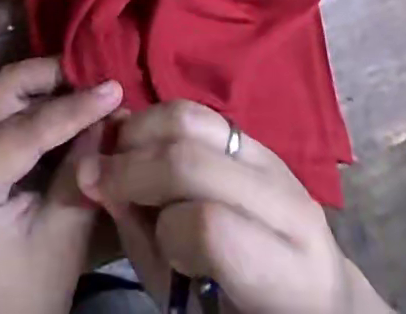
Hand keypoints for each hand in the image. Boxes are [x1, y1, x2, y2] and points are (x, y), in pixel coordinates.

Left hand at [0, 58, 123, 313]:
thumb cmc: (25, 288)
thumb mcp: (63, 234)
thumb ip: (82, 170)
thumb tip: (110, 115)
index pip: (27, 127)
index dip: (74, 105)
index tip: (115, 86)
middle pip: (5, 88)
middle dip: (54, 75)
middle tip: (100, 74)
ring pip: (4, 89)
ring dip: (46, 81)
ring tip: (91, 83)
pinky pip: (4, 105)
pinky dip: (38, 96)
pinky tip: (71, 100)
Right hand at [77, 100, 392, 313]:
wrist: (312, 296)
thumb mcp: (191, 307)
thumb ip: (146, 245)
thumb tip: (96, 182)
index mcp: (286, 273)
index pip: (211, 226)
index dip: (160, 226)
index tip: (123, 223)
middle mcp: (288, 204)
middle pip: (194, 158)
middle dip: (133, 164)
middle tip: (93, 173)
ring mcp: (274, 161)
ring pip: (194, 118)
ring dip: (141, 128)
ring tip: (116, 152)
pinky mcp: (257, 139)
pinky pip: (198, 112)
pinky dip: (158, 120)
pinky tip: (141, 142)